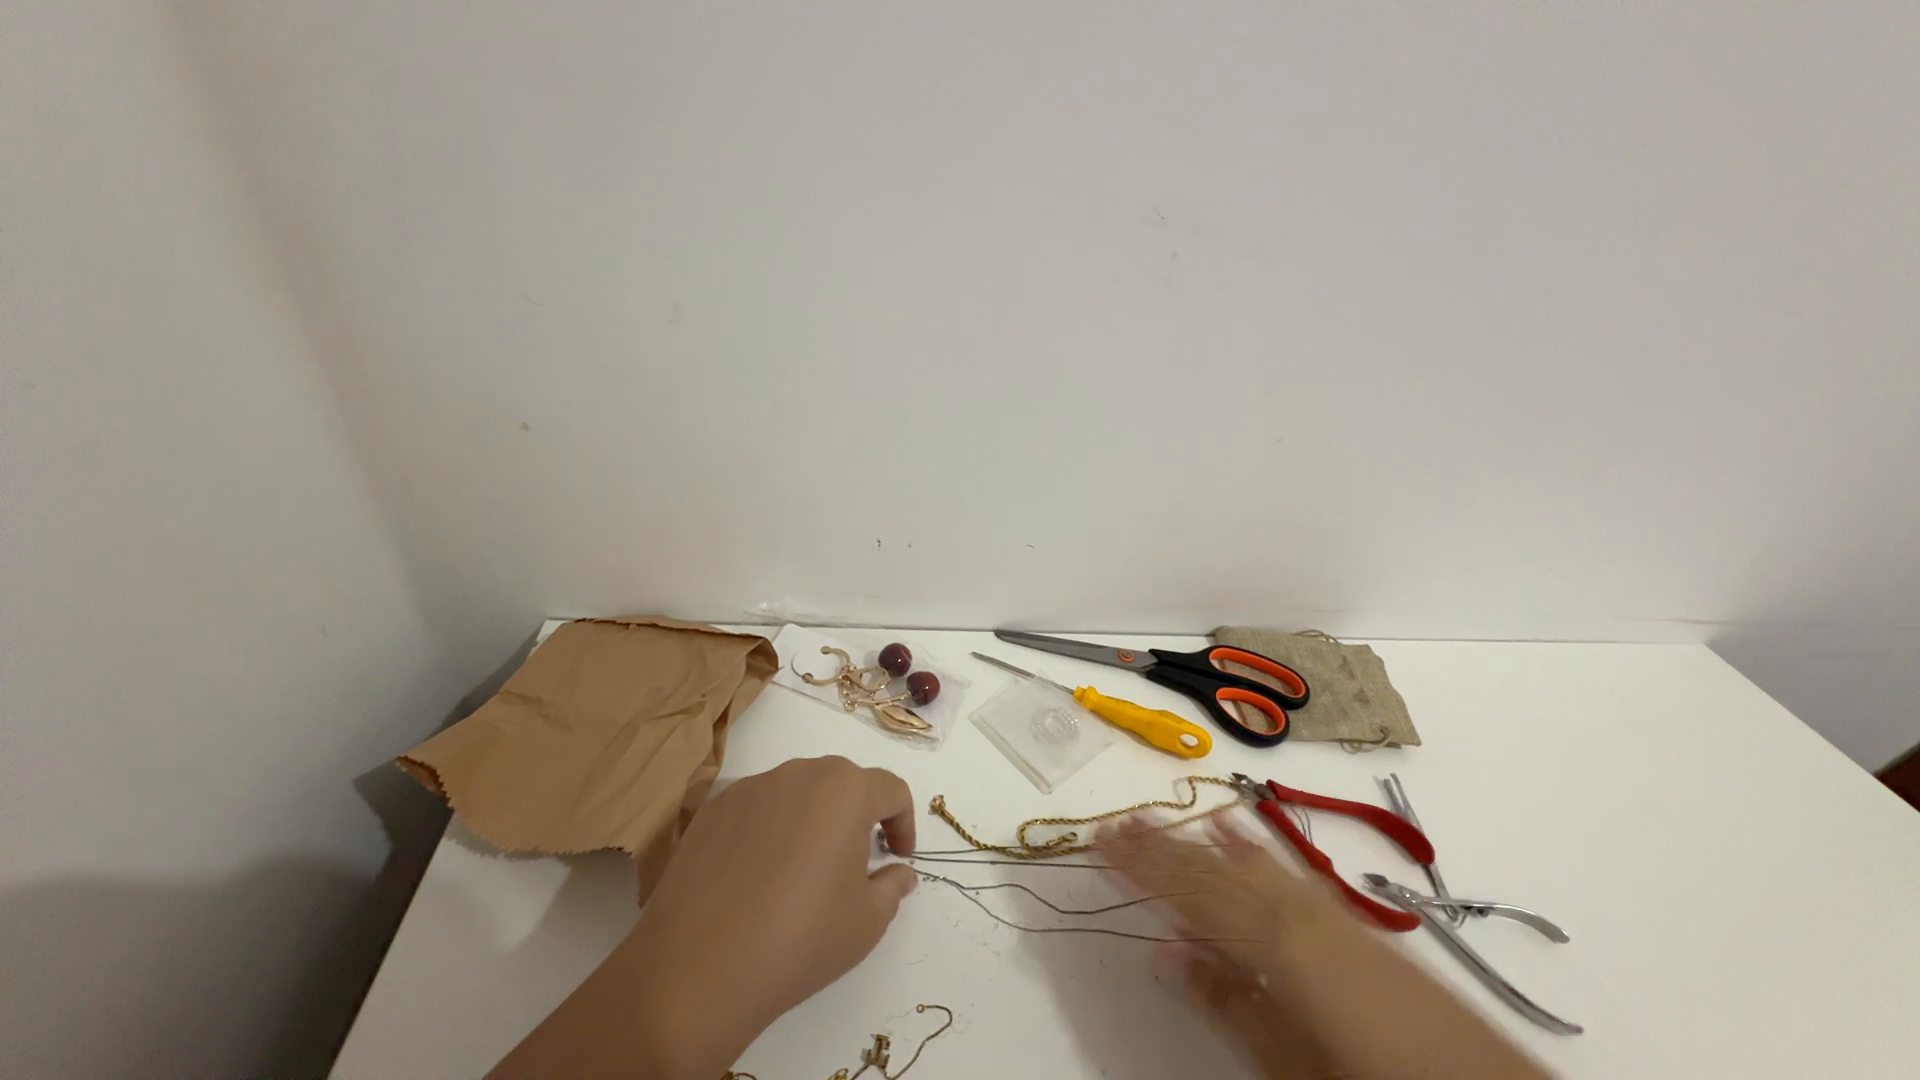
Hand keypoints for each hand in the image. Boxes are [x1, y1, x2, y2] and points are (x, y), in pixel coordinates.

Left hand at [489, 757, 917, 1079]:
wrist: (698, 967)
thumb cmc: (799, 938)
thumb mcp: (867, 921)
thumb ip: (893, 885)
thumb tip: (898, 871)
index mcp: (846, 790)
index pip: (891, 790)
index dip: (903, 824)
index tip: (897, 859)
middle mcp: (799, 774)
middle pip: (843, 783)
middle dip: (858, 816)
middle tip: (855, 864)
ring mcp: (750, 788)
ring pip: (797, 792)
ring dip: (813, 819)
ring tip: (803, 871)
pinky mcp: (712, 809)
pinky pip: (757, 807)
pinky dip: (770, 829)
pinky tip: (759, 876)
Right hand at [1098, 816, 1550, 1079]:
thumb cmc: (1370, 1078)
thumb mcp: (1288, 1060)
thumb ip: (1228, 1000)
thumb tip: (1167, 950)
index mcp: (1277, 943)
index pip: (1192, 892)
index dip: (1143, 865)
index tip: (1101, 839)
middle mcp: (1300, 911)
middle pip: (1217, 869)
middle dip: (1163, 844)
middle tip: (1116, 820)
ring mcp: (1329, 910)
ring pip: (1249, 862)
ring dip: (1199, 838)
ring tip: (1160, 814)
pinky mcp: (1350, 920)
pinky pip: (1288, 869)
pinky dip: (1254, 846)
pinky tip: (1240, 830)